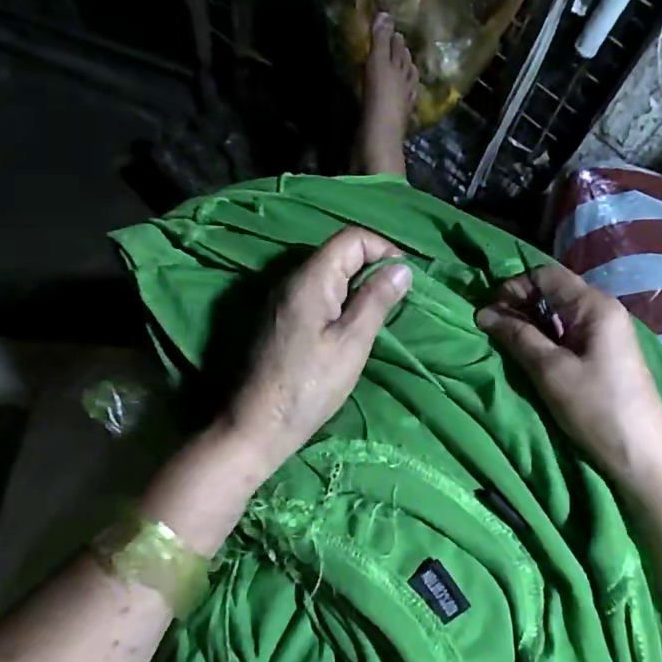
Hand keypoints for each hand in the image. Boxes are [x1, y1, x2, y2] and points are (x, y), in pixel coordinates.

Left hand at [225, 228, 412, 466]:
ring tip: (375, 317)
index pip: (352, 238)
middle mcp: (290, 279)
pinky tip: (347, 330)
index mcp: (310, 279)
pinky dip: (337, 301)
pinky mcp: (277, 319)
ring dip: (355, 286)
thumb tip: (402, 268)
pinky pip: (314, 295)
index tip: (404, 280)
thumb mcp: (352, 343)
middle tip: (394, 301)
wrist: (257, 424)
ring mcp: (280, 299)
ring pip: (326, 274)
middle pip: (337, 252)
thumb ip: (376, 300)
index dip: (384, 249)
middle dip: (371, 267)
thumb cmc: (309, 385)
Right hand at [476, 264, 661, 484]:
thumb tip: (483, 312)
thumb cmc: (596, 408)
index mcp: (595, 306)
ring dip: (530, 324)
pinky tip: (530, 355)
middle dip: (519, 304)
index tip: (491, 311)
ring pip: (559, 314)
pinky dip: (545, 338)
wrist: (642, 454)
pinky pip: (568, 333)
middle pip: (553, 291)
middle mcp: (603, 310)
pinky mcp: (604, 353)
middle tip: (492, 329)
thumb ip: (517, 336)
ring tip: (506, 343)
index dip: (515, 286)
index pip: (547, 275)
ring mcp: (606, 332)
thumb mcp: (550, 371)